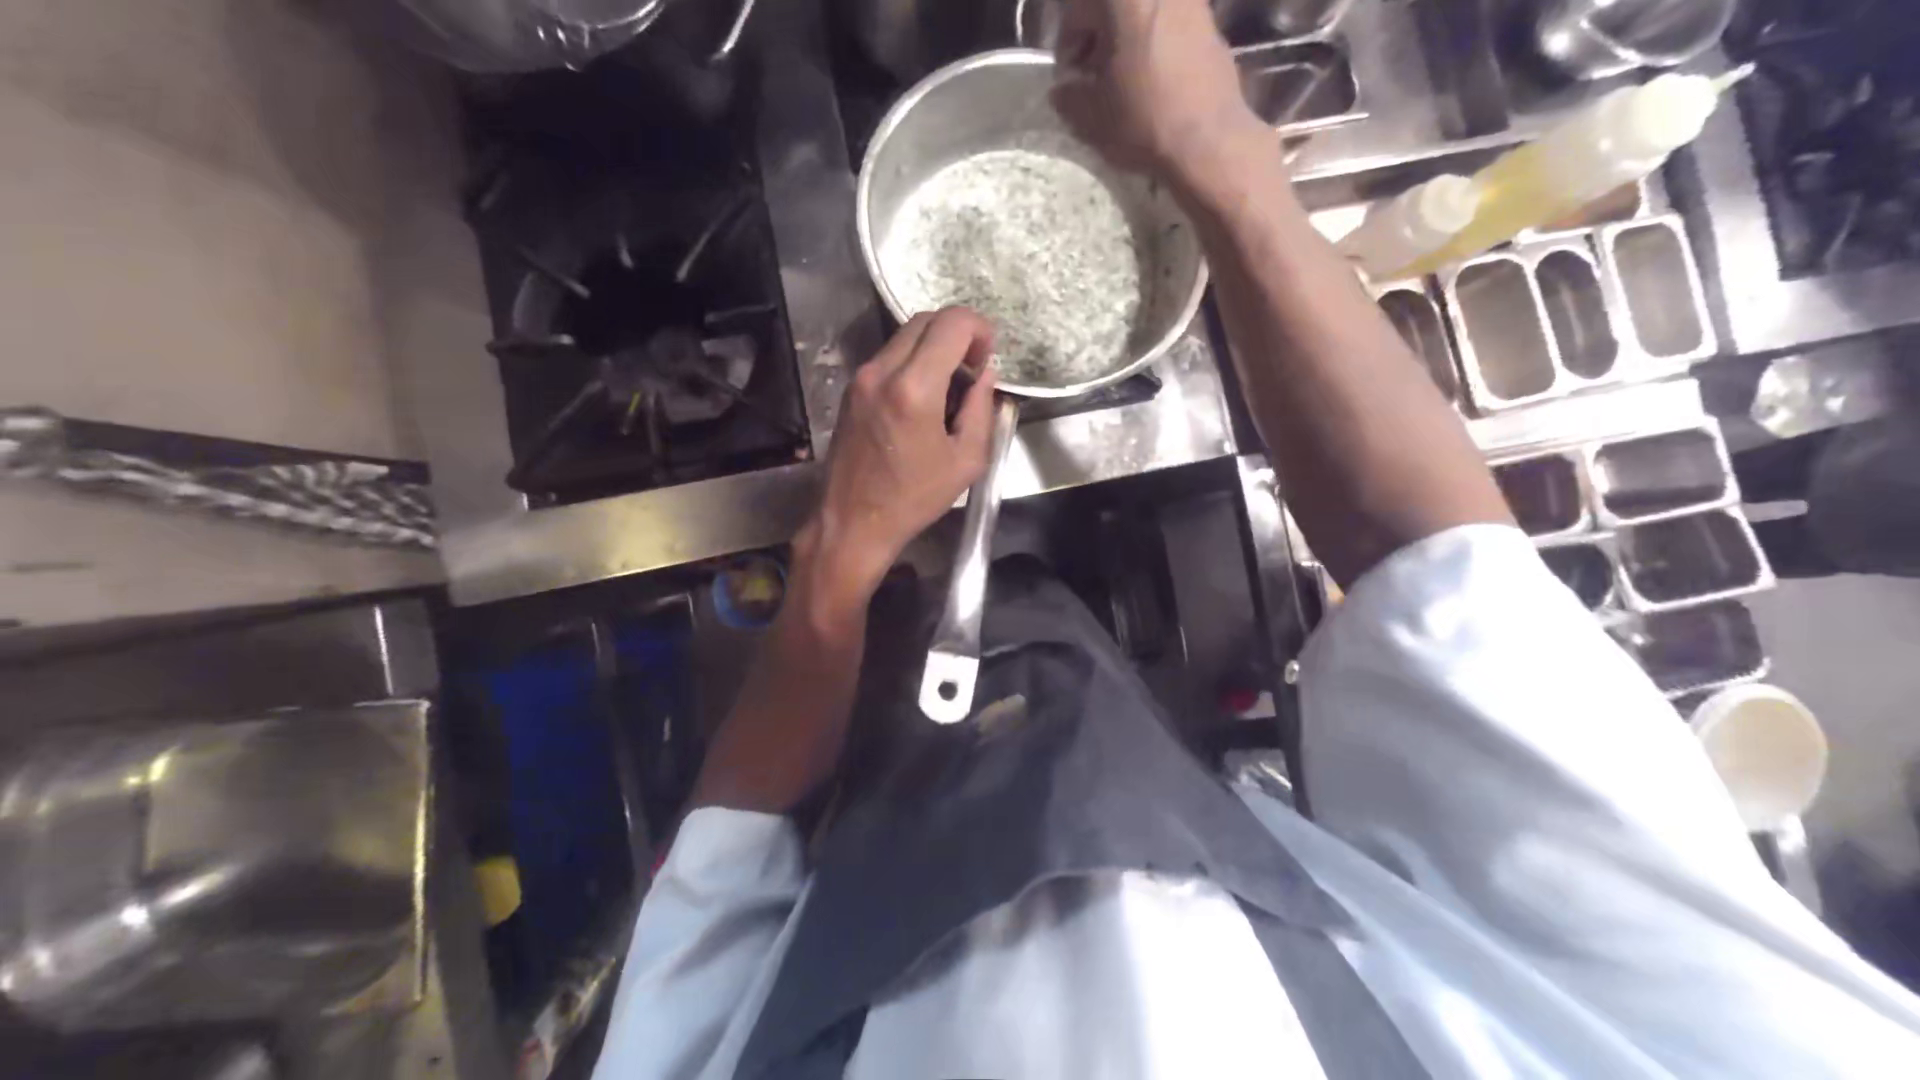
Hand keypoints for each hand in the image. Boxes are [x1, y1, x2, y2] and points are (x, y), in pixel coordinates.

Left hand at [797, 308, 999, 612]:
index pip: (951, 323)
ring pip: (905, 336)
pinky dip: (913, 361)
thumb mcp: (966, 461)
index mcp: (914, 388)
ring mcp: (862, 378)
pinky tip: (925, 396)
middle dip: (957, 333)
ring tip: (951, 385)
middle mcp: (882, 371)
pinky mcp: (852, 389)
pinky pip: (889, 356)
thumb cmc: (913, 498)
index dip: (979, 330)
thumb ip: (981, 409)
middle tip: (974, 367)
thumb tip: (985, 376)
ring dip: (934, 347)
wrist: (853, 522)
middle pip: (926, 319)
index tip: (987, 358)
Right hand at [1051, 0, 1269, 182]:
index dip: (1067, 42)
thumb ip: (1068, 97)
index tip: (1068, 73)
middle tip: (1093, 74)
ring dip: (1128, 41)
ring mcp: (1192, 2)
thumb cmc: (1142, 120)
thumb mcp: (1091, 116)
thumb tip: (1062, 91)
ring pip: (1145, 14)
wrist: (1207, 140)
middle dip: (1100, 36)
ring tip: (1123, 81)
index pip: (1078, 7)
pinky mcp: (1212, 25)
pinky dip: (1155, 46)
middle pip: (1116, 7)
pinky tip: (1152, 83)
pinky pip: (1171, 26)